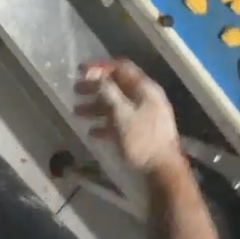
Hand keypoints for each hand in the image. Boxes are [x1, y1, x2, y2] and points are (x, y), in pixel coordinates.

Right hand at [76, 60, 184, 179]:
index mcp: (144, 89)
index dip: (99, 66)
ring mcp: (146, 115)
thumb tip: (95, 75)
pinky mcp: (143, 132)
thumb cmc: (141, 139)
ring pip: (117, 104)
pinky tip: (93, 133)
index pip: (121, 68)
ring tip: (77, 113)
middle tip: (76, 90)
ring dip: (96, 106)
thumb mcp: (120, 113)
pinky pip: (121, 121)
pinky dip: (106, 123)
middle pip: (117, 86)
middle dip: (95, 87)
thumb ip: (107, 91)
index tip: (80, 71)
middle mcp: (146, 98)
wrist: (163, 172)